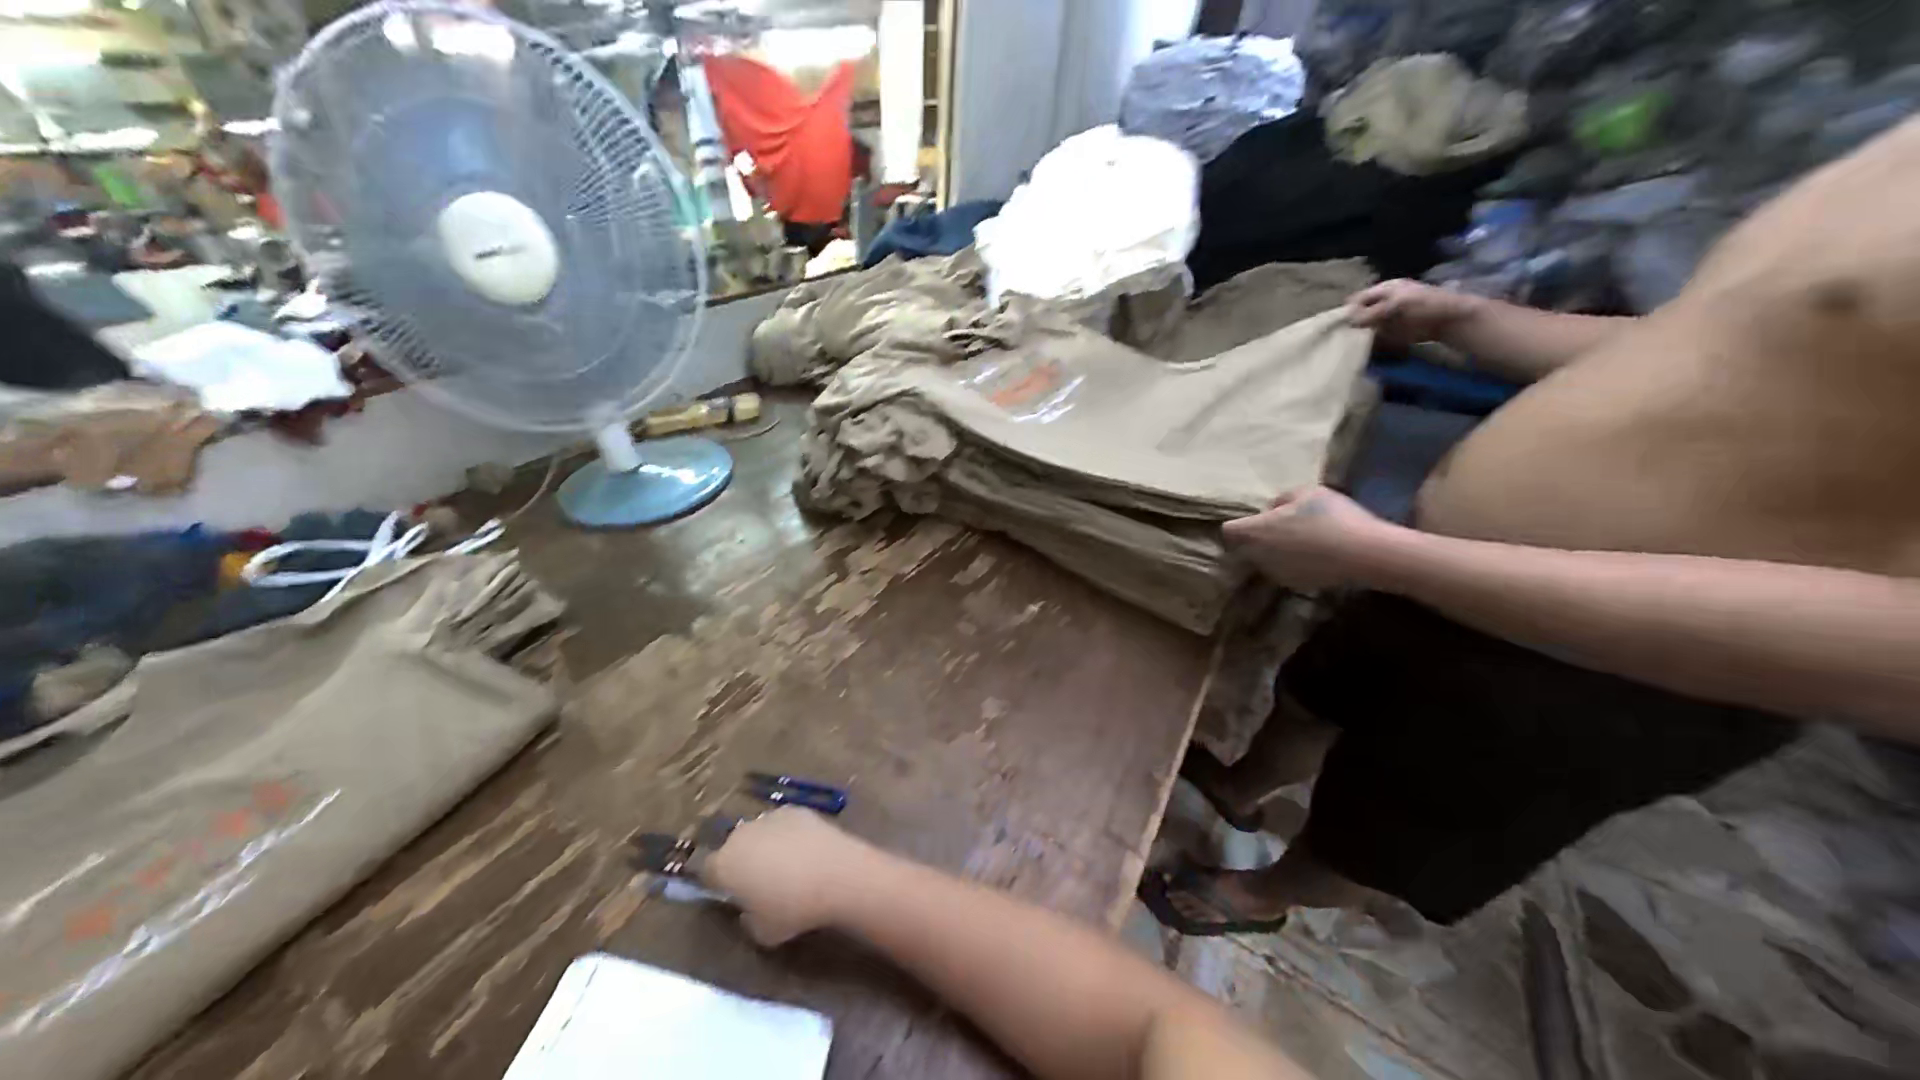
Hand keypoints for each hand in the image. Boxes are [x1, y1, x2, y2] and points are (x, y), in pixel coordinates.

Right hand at [705, 807, 867, 946]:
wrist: (835, 874)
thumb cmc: (792, 909)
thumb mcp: (762, 932)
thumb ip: (747, 919)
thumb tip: (748, 909)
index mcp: (724, 864)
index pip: (707, 871)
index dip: (718, 882)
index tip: (731, 894)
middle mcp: (741, 835)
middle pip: (733, 847)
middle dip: (741, 861)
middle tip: (760, 881)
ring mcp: (769, 817)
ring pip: (759, 832)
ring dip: (765, 845)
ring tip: (788, 865)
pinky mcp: (796, 809)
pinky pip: (783, 824)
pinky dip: (789, 834)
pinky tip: (806, 850)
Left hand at [1223, 486, 1402, 591]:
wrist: (1365, 554)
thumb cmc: (1330, 516)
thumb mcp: (1306, 493)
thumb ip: (1282, 499)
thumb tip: (1274, 508)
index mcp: (1254, 532)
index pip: (1228, 531)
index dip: (1238, 523)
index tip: (1254, 518)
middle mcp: (1258, 557)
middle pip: (1244, 548)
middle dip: (1255, 539)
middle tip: (1278, 527)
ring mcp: (1277, 574)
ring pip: (1265, 561)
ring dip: (1274, 552)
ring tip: (1301, 540)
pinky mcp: (1296, 586)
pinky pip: (1286, 571)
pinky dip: (1293, 564)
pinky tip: (1315, 555)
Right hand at [1346, 279, 1480, 348]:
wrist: (1450, 320)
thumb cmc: (1425, 305)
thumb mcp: (1397, 304)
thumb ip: (1372, 312)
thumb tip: (1349, 321)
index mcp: (1384, 289)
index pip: (1358, 298)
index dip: (1348, 309)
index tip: (1339, 324)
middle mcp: (1382, 302)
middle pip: (1359, 312)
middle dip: (1351, 322)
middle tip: (1342, 335)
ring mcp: (1386, 317)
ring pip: (1364, 325)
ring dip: (1357, 333)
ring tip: (1348, 343)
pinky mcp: (1391, 332)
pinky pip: (1373, 336)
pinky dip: (1366, 341)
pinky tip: (1361, 347)